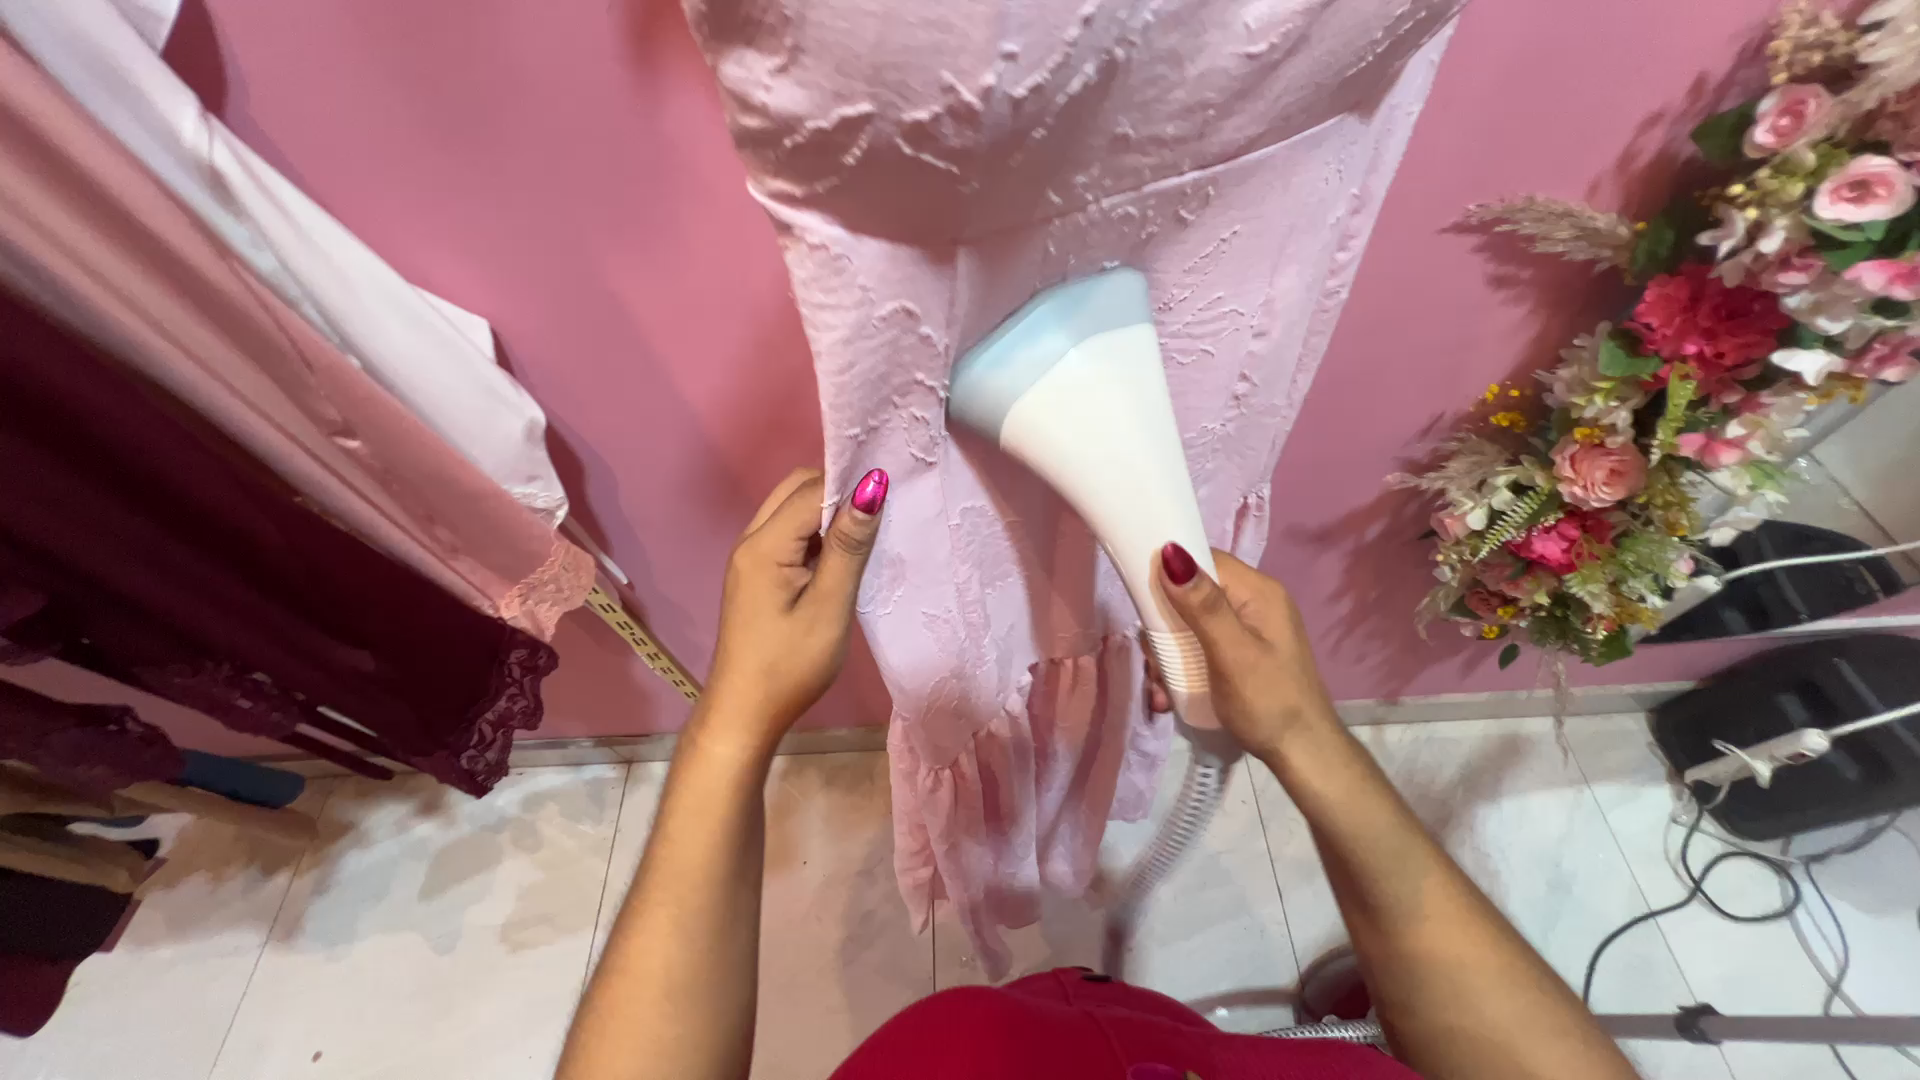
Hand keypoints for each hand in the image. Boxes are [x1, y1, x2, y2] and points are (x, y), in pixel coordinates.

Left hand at [702, 467, 887, 745]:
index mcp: (764, 544)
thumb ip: (850, 546)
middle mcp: (752, 540)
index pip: (812, 489)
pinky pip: (791, 534)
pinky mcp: (759, 575)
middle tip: (883, 509)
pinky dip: (819, 533)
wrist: (746, 714)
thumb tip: (872, 487)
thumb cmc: (790, 665)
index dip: (852, 483)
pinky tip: (845, 554)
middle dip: (839, 490)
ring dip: (829, 512)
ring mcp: (752, 558)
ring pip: (793, 510)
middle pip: (797, 489)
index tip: (895, 488)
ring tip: (870, 530)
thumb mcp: (829, 606)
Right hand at [1147, 544, 1338, 761]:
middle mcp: (1252, 603)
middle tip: (1154, 662)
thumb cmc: (1269, 703)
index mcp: (1257, 592)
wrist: (1302, 755)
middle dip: (1163, 626)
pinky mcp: (1238, 653)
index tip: (1143, 604)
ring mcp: (1246, 629)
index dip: (1169, 572)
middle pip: (1190, 592)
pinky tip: (1169, 694)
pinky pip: (1197, 645)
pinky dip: (1179, 666)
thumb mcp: (1232, 654)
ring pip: (1188, 623)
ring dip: (1166, 653)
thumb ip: (1203, 605)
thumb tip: (1169, 554)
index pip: (1204, 559)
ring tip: (1161, 687)